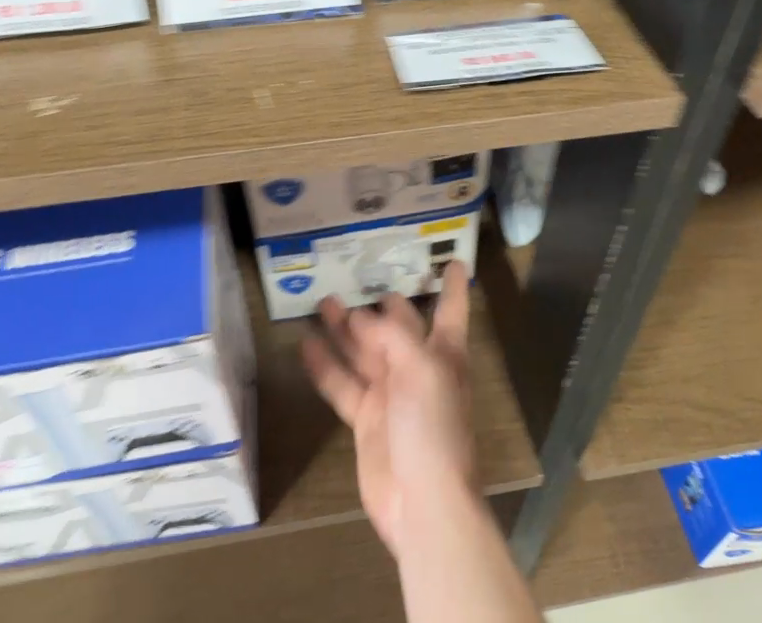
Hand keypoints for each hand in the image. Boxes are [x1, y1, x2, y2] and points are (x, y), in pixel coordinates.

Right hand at [302, 262, 479, 558]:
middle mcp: (418, 370)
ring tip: (322, 301)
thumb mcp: (423, 370)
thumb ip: (393, 336)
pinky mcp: (366, 420)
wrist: (423, 500)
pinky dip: (326, 366)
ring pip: (365, 352)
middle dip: (381, 304)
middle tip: (355, 275)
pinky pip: (343, 384)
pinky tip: (306, 346)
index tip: (454, 261)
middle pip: (399, 329)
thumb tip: (361, 317)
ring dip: (345, 329)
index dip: (454, 286)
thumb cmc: (434, 429)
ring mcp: (391, 395)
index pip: (451, 311)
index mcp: (445, 356)